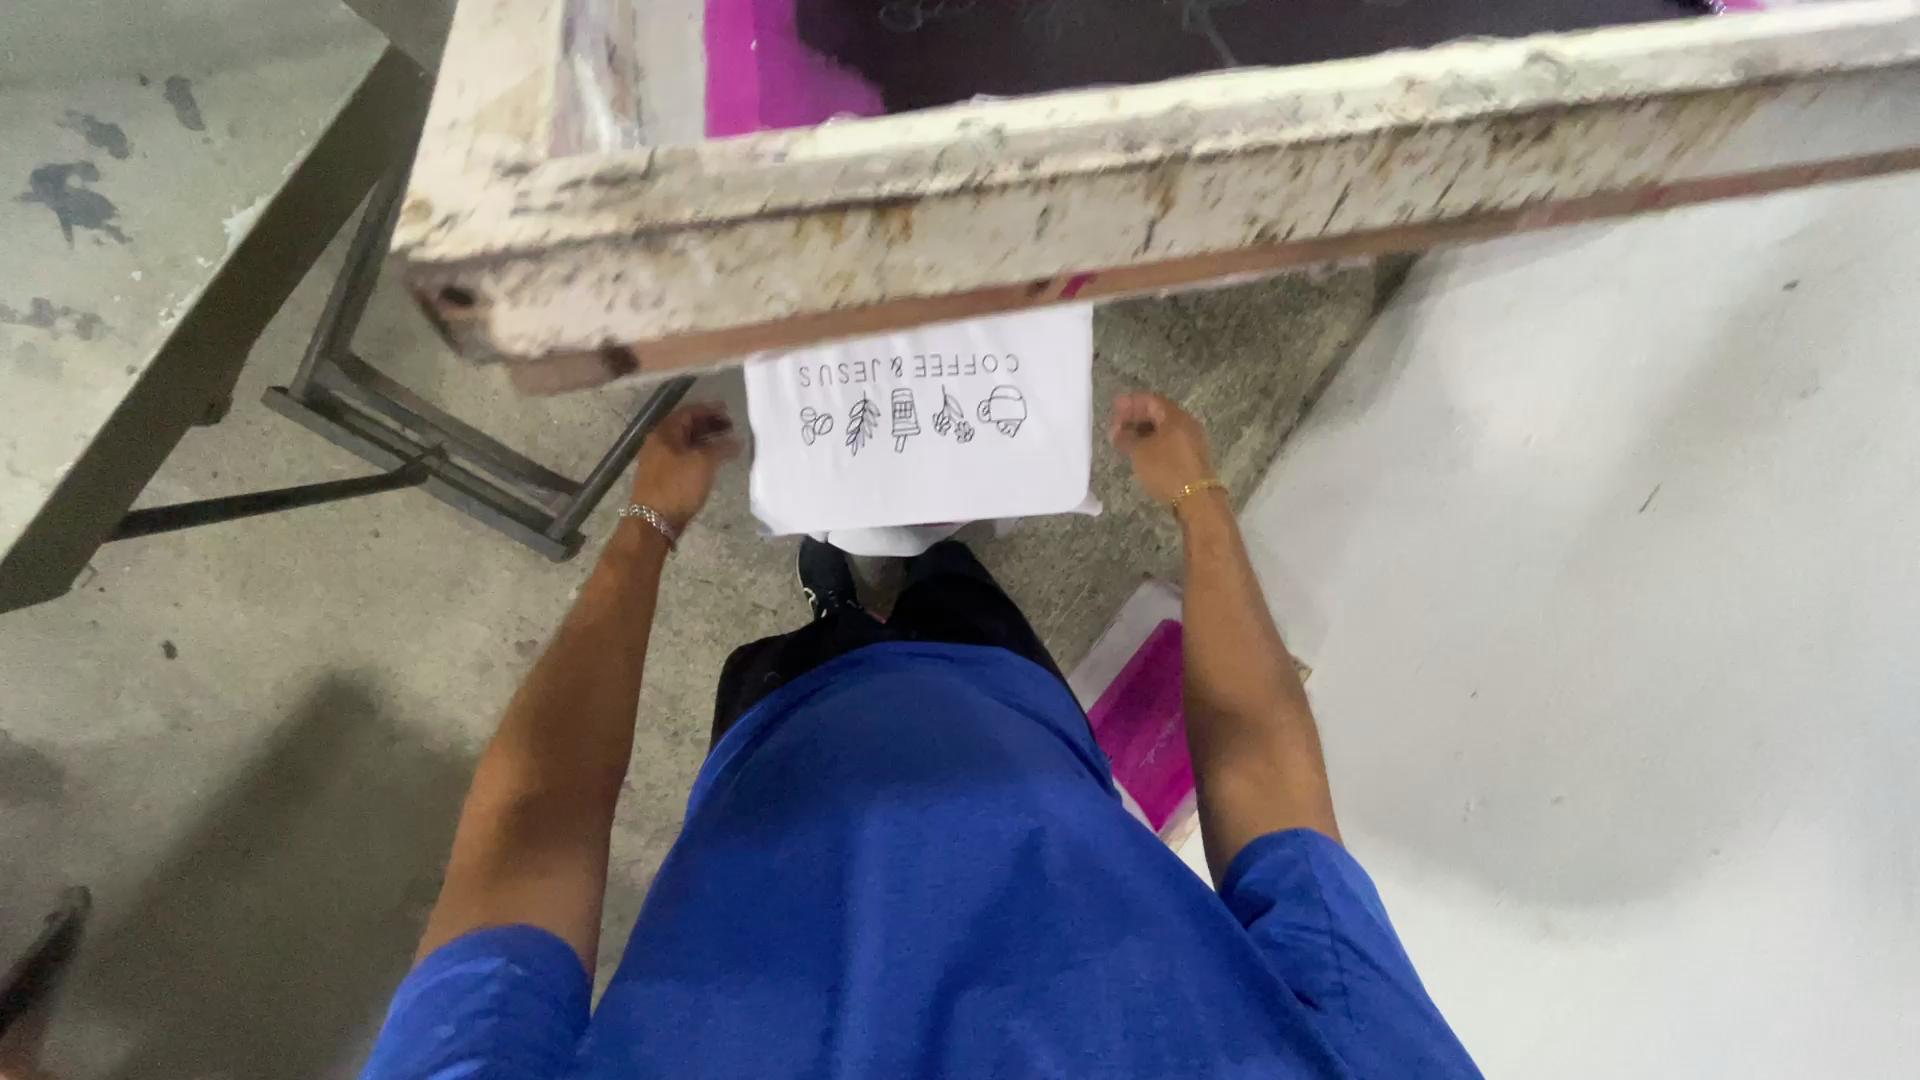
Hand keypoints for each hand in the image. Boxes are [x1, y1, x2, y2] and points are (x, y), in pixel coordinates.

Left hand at [630, 401, 741, 528]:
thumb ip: (721, 448)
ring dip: (706, 440)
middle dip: (709, 424)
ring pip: (686, 443)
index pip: (688, 412)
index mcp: (665, 433)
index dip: (709, 409)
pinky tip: (713, 462)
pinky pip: (685, 457)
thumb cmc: (677, 486)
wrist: (653, 520)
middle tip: (730, 426)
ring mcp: (660, 461)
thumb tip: (736, 441)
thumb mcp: (703, 462)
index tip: (728, 409)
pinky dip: (701, 455)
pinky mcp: (664, 477)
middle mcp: (659, 443)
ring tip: (726, 444)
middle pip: (686, 427)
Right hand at [1109, 392, 1216, 504]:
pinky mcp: (1192, 457)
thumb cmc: (1166, 469)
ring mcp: (1191, 441)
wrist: (1196, 499)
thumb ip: (1125, 438)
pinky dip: (1153, 443)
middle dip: (1135, 418)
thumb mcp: (1139, 452)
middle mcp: (1187, 424)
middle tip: (1116, 426)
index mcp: (1175, 417)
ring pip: (1163, 429)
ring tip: (1125, 441)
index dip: (1131, 402)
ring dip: (1143, 432)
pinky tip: (1141, 453)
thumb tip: (1116, 431)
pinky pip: (1169, 442)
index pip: (1151, 400)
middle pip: (1158, 413)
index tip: (1114, 409)